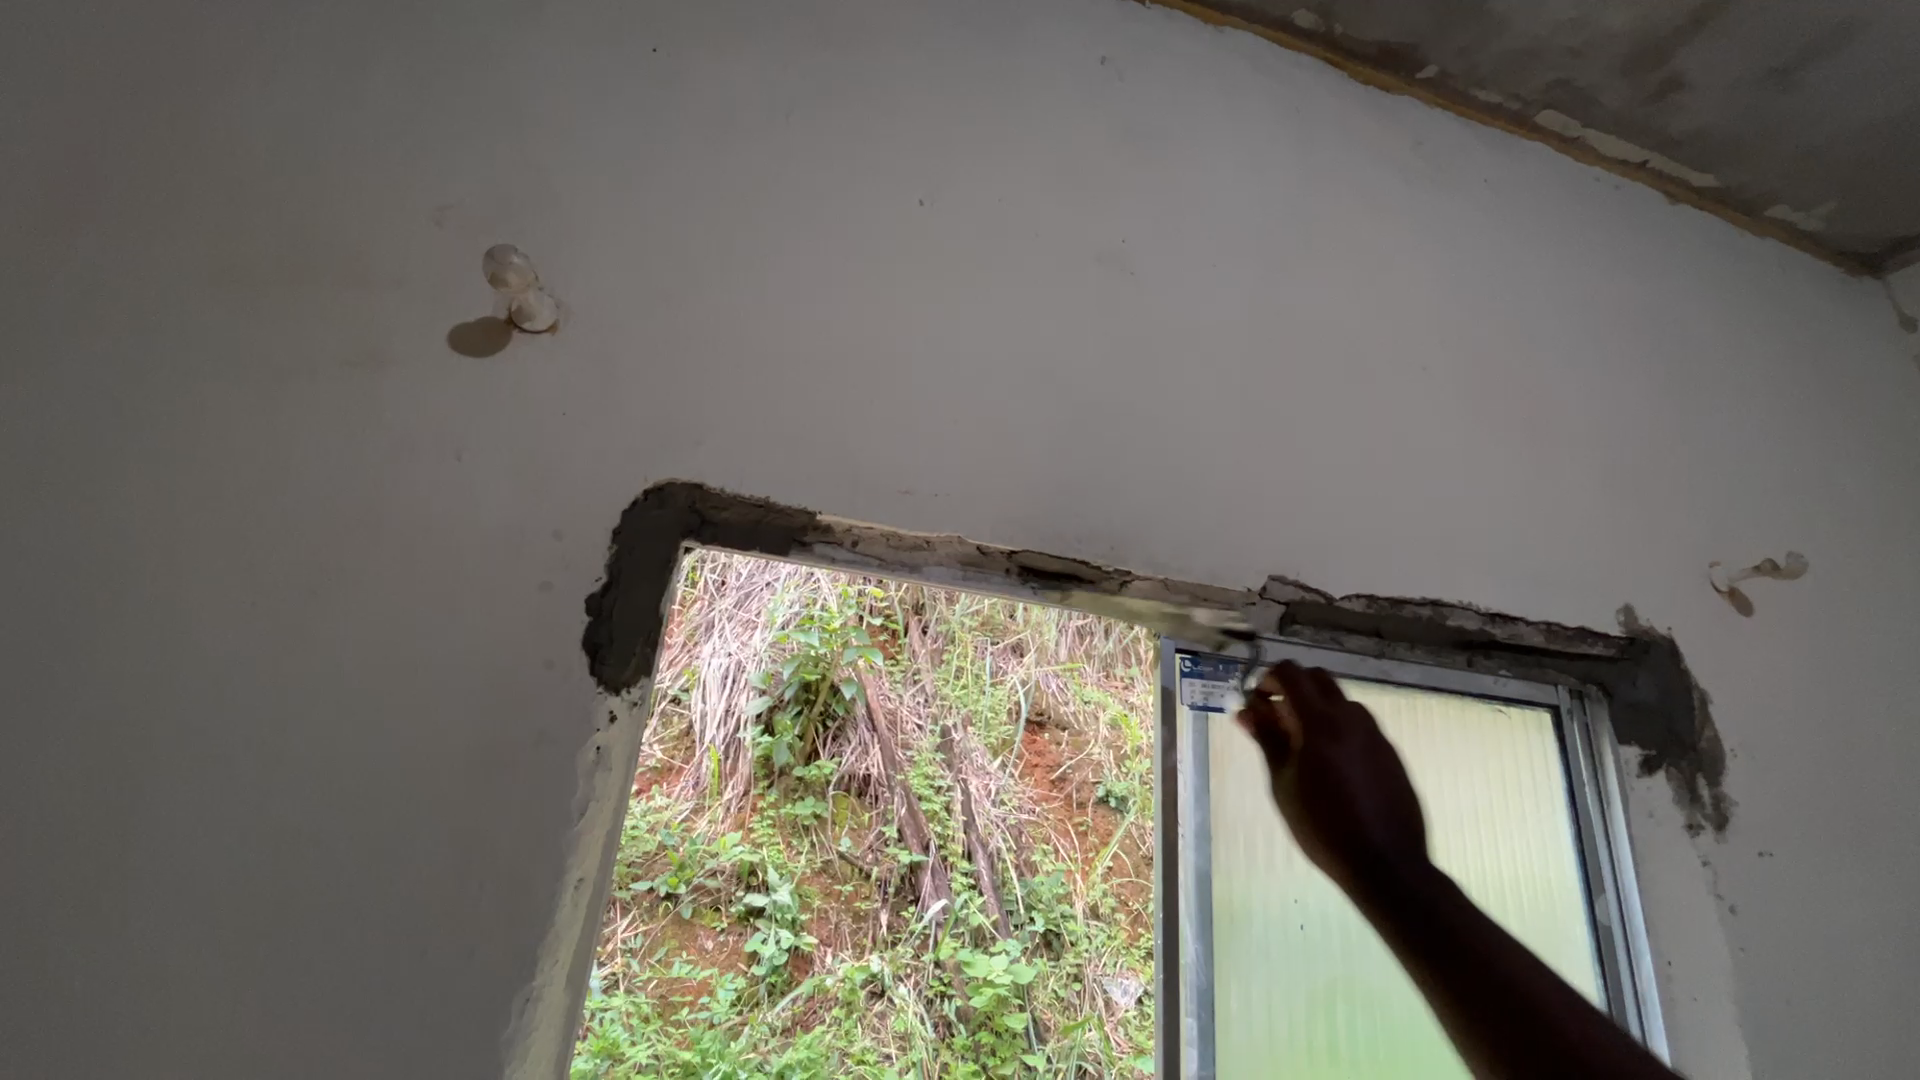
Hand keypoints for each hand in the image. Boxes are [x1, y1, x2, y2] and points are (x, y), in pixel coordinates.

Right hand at [1235, 661, 1429, 899]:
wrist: (1386, 864)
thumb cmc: (1322, 826)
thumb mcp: (1282, 783)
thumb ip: (1267, 740)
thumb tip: (1246, 711)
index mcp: (1320, 722)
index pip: (1290, 673)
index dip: (1267, 680)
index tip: (1257, 705)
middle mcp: (1351, 718)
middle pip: (1317, 678)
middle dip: (1292, 688)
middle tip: (1275, 719)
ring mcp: (1375, 734)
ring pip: (1340, 701)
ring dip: (1315, 709)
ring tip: (1301, 748)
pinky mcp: (1390, 753)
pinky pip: (1358, 725)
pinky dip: (1337, 729)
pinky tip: (1331, 768)